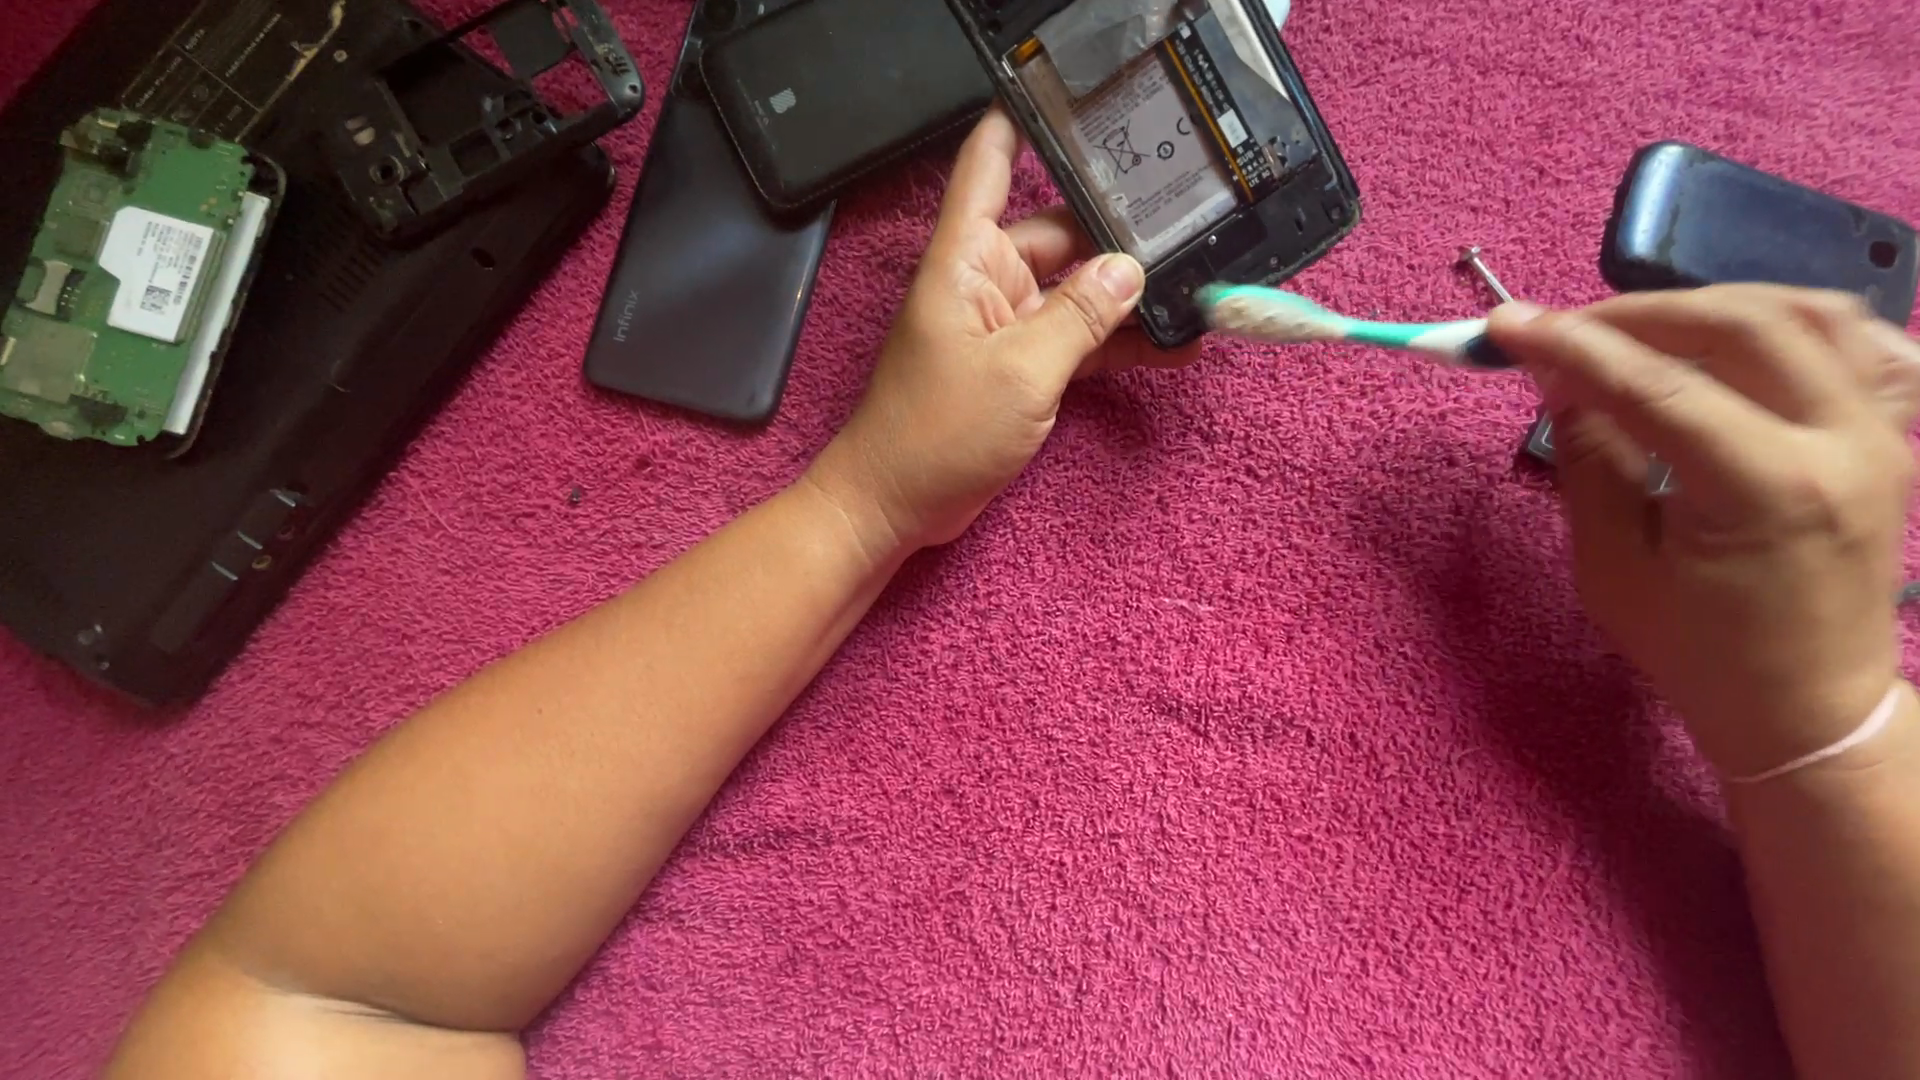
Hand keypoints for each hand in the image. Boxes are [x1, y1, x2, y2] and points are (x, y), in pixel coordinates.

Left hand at [807, 108, 1200, 550]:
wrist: (900, 502)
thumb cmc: (938, 432)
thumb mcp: (1019, 371)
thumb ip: (1078, 317)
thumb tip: (1130, 270)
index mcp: (966, 259)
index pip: (990, 165)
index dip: (1024, 121)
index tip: (1074, 101)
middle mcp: (985, 282)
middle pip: (1057, 234)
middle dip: (1115, 233)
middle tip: (1188, 225)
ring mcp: (1005, 327)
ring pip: (1073, 294)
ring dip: (1123, 298)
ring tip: (1194, 288)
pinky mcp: (1019, 369)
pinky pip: (1073, 343)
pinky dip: (1112, 346)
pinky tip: (1168, 346)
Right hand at [1490, 286, 1919, 777]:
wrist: (1803, 699)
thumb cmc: (1691, 645)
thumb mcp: (1610, 564)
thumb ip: (1591, 463)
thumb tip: (1562, 386)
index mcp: (1764, 490)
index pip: (1657, 387)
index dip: (1572, 346)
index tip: (1505, 324)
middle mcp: (1844, 443)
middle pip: (1742, 326)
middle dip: (1633, 314)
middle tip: (1558, 326)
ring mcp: (1884, 432)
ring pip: (1807, 313)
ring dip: (1704, 306)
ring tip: (1630, 327)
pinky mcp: (1892, 434)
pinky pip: (1856, 341)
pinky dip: (1782, 321)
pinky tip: (1726, 337)